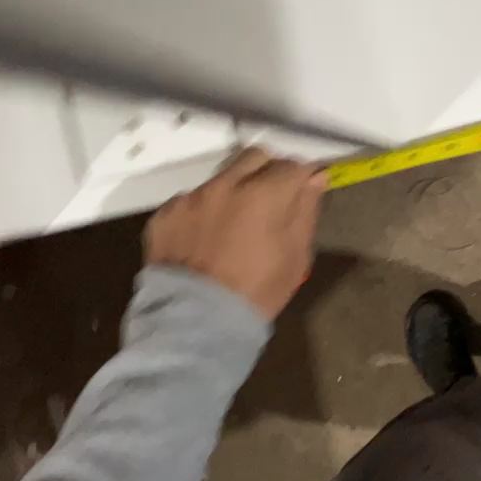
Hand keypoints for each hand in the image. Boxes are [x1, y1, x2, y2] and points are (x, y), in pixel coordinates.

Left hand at [144, 148, 328, 319]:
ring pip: (221, 178)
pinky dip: (202, 213)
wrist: (196, 323)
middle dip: (268, 171)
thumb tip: (315, 178)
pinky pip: (190, 201)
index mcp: (264, 193)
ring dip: (232, 191)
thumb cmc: (257, 292)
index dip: (301, 178)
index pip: (293, 165)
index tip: (302, 192)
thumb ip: (306, 211)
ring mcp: (191, 197)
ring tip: (232, 224)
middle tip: (270, 199)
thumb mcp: (296, 257)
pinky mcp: (165, 214)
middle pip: (256, 157)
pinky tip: (203, 240)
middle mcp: (225, 184)